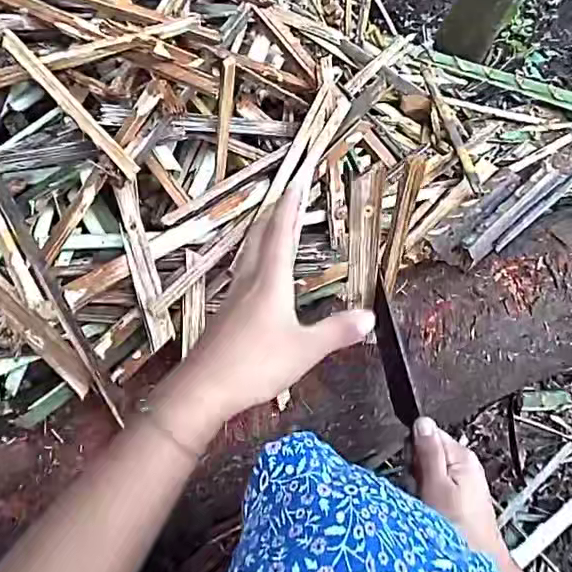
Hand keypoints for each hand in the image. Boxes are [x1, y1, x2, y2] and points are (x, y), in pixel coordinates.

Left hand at [153, 171, 374, 438]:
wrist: (202, 389)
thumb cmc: (254, 366)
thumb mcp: (305, 351)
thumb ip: (336, 332)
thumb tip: (368, 317)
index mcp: (270, 282)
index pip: (281, 234)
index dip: (291, 207)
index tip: (296, 183)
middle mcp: (249, 282)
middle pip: (261, 238)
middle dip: (276, 214)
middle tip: (287, 196)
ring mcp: (234, 298)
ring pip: (249, 254)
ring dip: (262, 234)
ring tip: (272, 226)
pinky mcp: (225, 315)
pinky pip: (243, 274)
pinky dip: (254, 259)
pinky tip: (255, 274)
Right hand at [412, 418, 509, 561]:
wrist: (478, 567)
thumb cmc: (461, 531)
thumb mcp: (436, 486)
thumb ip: (428, 452)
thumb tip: (422, 422)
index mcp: (463, 457)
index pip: (429, 433)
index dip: (413, 450)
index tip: (412, 469)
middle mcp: (466, 468)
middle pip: (428, 454)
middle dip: (415, 471)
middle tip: (419, 491)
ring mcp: (463, 486)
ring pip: (428, 475)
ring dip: (420, 489)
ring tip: (425, 506)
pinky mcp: (459, 503)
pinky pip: (435, 492)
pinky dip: (428, 501)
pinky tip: (430, 514)